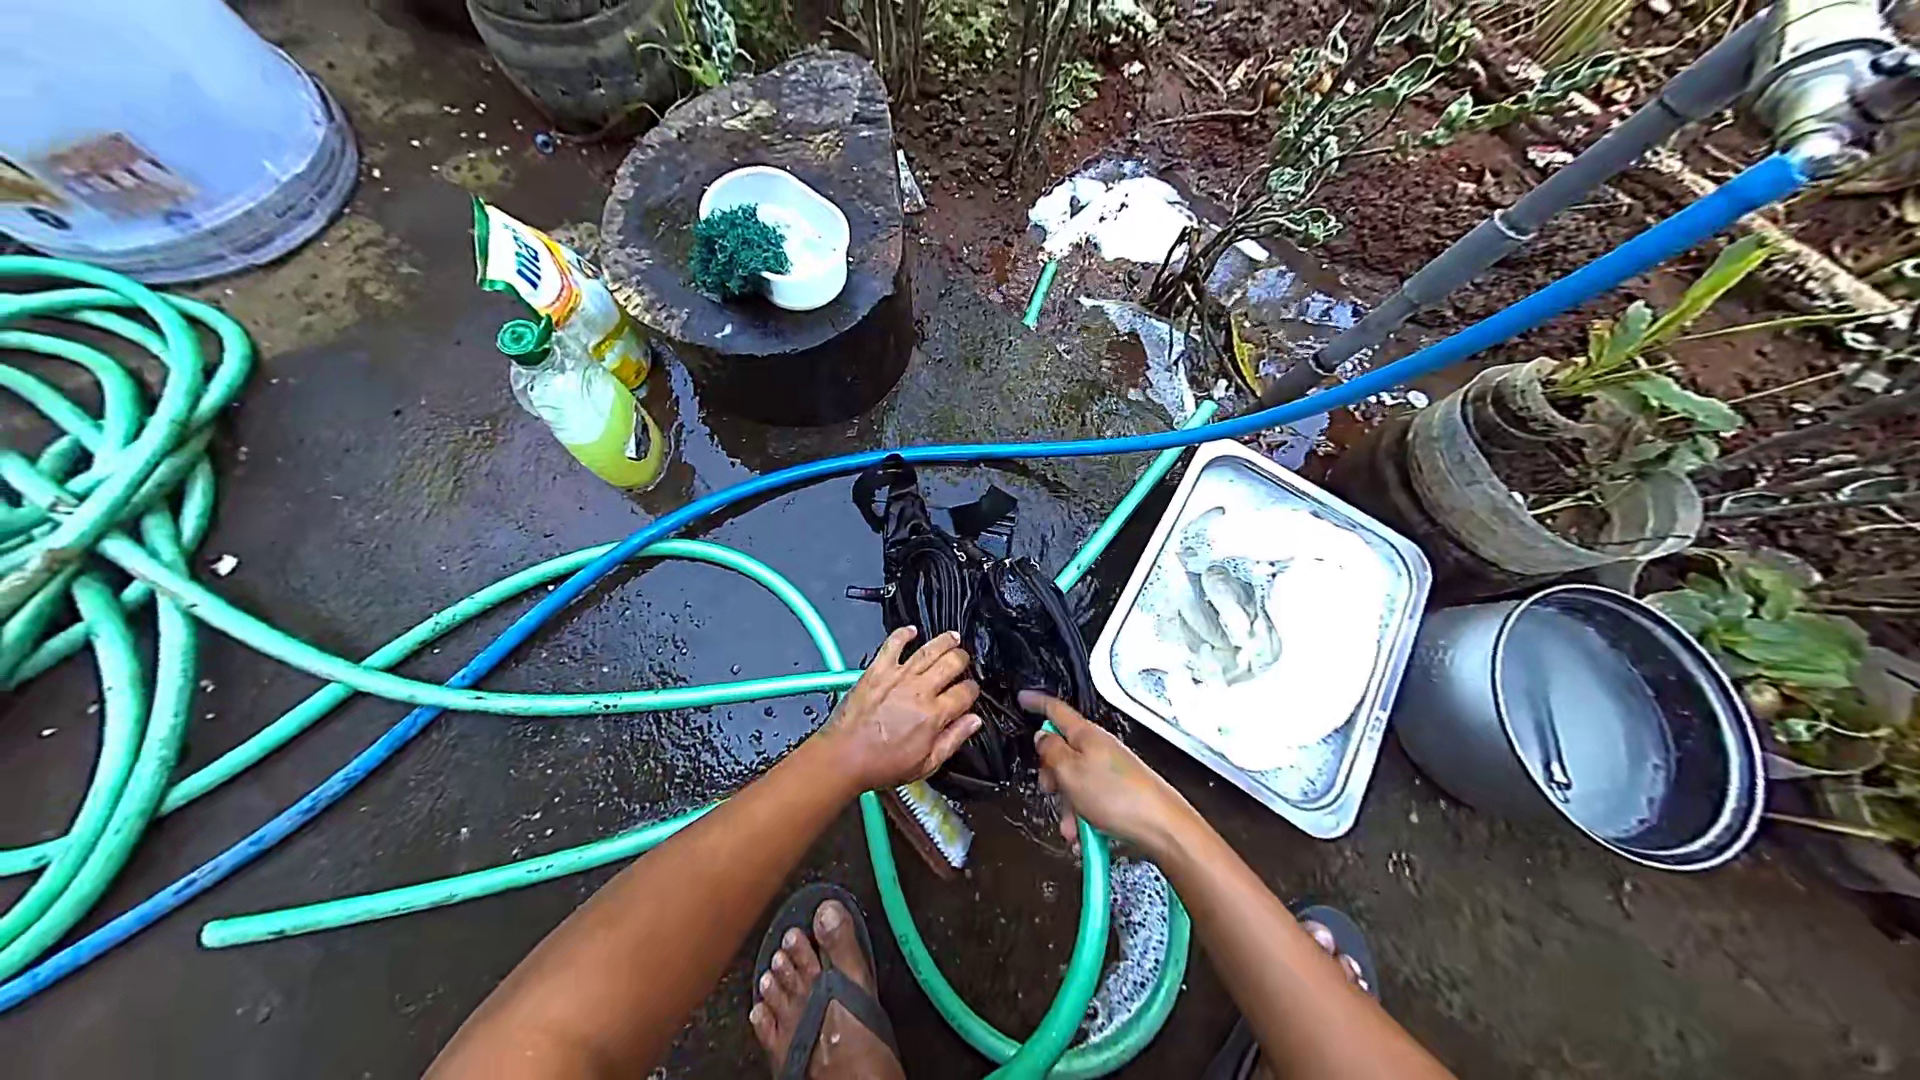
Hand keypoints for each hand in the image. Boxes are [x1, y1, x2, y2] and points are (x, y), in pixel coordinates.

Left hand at [815, 627, 982, 793]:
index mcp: (934, 715)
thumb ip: (954, 739)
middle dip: (963, 659)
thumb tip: (973, 722)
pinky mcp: (877, 670)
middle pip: (952, 663)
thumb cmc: (881, 764)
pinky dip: (903, 634)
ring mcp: (897, 677)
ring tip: (953, 637)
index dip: (973, 690)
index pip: (966, 692)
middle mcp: (918, 690)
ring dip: (944, 641)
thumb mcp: (926, 764)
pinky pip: (893, 644)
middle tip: (963, 660)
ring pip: (928, 650)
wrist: (843, 757)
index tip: (970, 691)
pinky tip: (912, 630)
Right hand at [1024, 691, 1197, 857]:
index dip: (1037, 703)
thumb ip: (1050, 751)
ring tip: (1073, 828)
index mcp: (1086, 735)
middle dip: (1052, 776)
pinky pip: (1091, 800)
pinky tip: (1086, 835)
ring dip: (1068, 806)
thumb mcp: (1069, 772)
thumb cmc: (1119, 798)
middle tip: (1051, 791)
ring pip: (1075, 782)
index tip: (1024, 698)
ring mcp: (1111, 770)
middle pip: (1062, 752)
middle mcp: (1099, 748)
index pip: (1056, 710)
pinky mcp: (1120, 792)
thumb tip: (1041, 737)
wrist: (1163, 828)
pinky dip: (1084, 817)